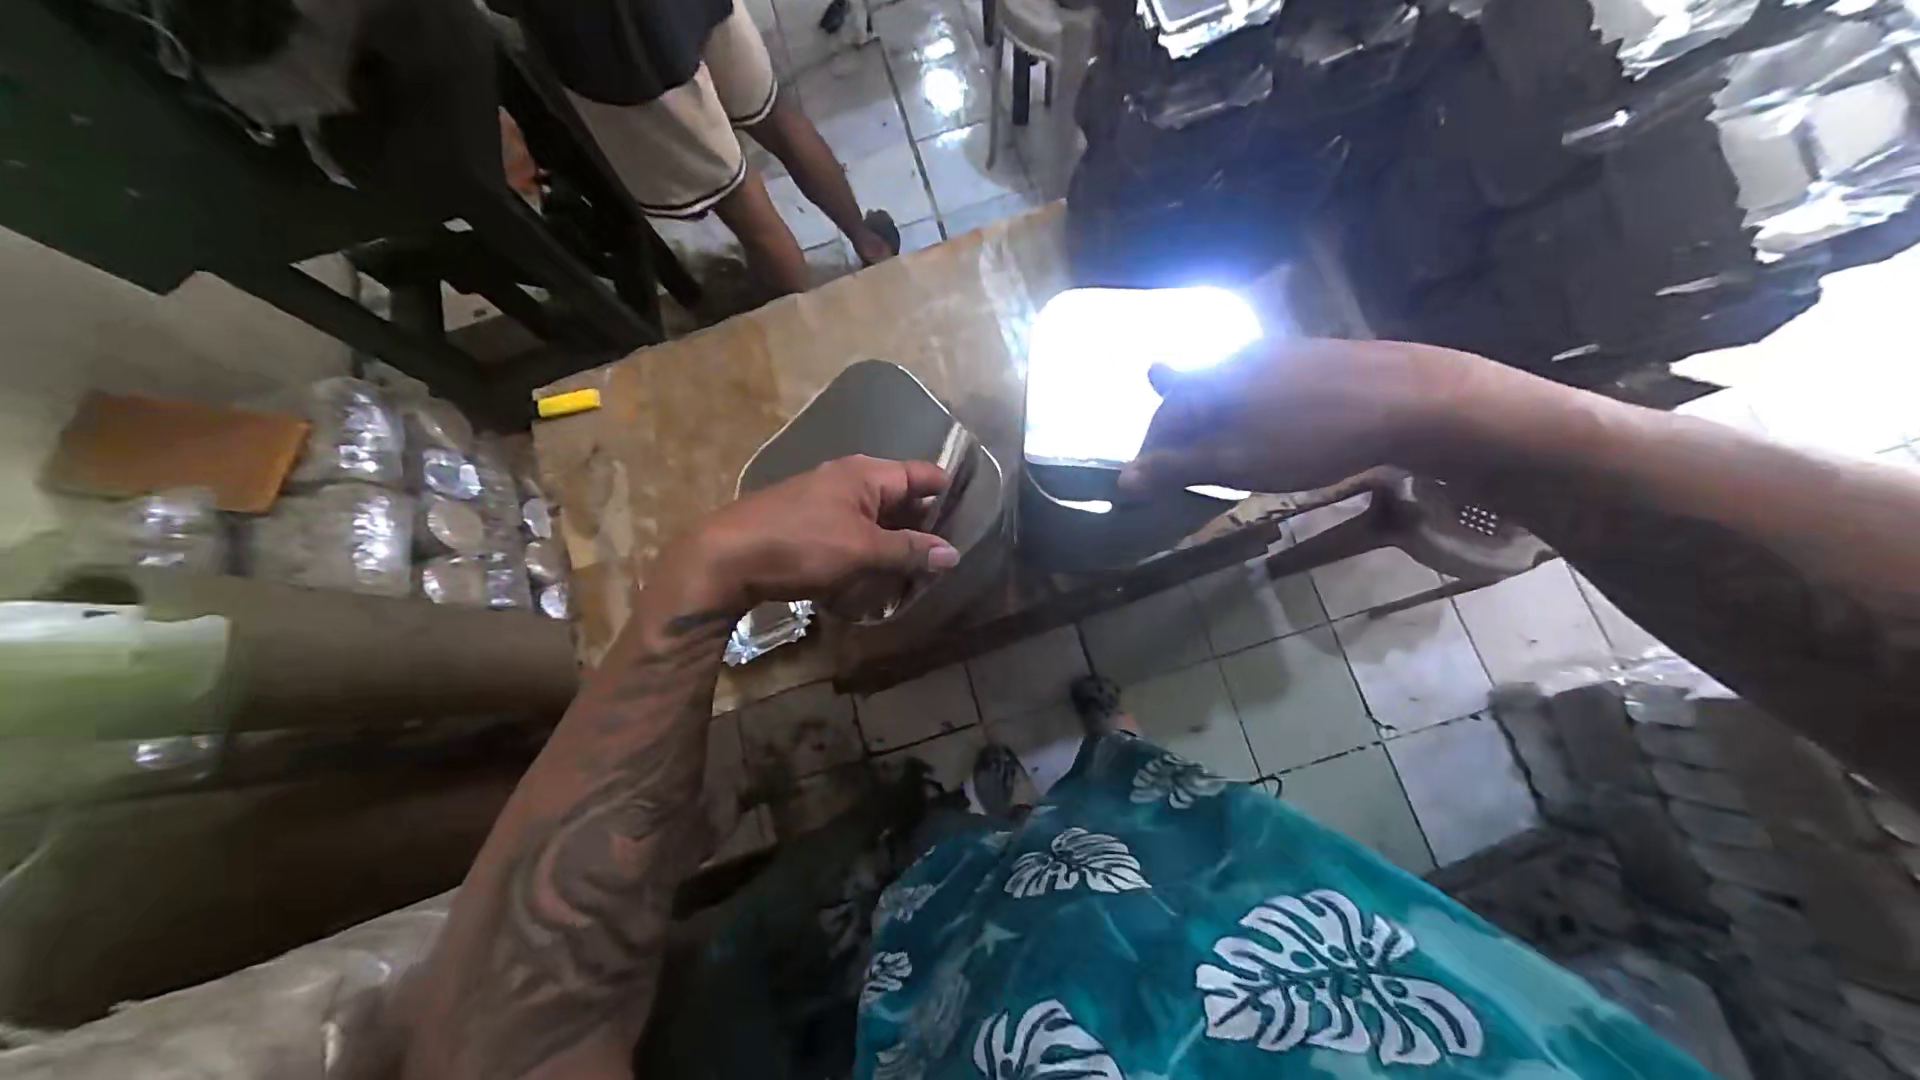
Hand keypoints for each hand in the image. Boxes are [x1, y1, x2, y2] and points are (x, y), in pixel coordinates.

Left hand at [658, 455, 959, 612]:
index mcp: (866, 473)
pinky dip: (869, 547)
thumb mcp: (862, 550)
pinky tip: (876, 571)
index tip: (973, 511)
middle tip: (948, 552)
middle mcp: (847, 478)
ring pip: (875, 516)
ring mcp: (824, 499)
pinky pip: (852, 530)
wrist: (726, 558)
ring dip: (895, 539)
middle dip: (923, 523)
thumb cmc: (801, 545)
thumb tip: (953, 554)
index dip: (948, 490)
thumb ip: (909, 551)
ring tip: (918, 568)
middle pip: (899, 496)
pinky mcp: (807, 522)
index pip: (921, 474)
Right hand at [1117, 338, 1483, 496]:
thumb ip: (1175, 469)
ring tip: (1207, 433)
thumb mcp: (1233, 461)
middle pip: (1186, 393)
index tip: (1148, 482)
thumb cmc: (1307, 437)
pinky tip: (1261, 418)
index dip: (1150, 452)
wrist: (1410, 399)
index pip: (1162, 418)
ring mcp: (1274, 356)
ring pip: (1222, 386)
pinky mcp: (1309, 359)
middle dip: (1172, 421)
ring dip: (1207, 413)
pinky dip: (1242, 406)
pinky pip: (1256, 384)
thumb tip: (1121, 483)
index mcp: (1208, 383)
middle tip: (1167, 447)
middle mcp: (1233, 361)